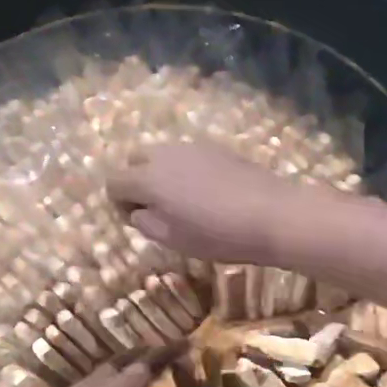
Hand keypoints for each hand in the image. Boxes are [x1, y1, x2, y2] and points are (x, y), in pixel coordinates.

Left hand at [0, 354, 173, 386]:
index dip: (169, 352)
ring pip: (102, 376)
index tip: (186, 342)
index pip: (150, 361)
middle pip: (122, 361)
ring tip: (132, 384)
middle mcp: (97, 383)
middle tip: (157, 357)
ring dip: (119, 375)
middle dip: (141, 357)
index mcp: (122, 386)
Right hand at [107, 143, 331, 263]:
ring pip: (164, 155)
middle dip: (138, 181)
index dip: (119, 203)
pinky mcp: (218, 148)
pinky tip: (209, 193)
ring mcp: (193, 146)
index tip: (136, 220)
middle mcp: (165, 154)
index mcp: (147, 178)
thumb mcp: (174, 239)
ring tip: (185, 201)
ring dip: (163, 174)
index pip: (114, 182)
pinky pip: (189, 155)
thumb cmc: (218, 234)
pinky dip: (187, 170)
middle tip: (157, 208)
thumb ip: (147, 223)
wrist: (273, 214)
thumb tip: (138, 211)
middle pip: (136, 160)